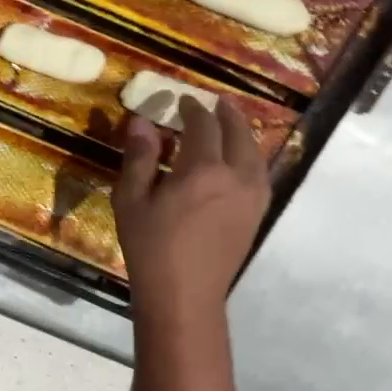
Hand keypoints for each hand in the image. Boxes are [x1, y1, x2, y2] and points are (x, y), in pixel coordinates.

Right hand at [115, 97, 270, 318]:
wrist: (184, 292)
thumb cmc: (149, 245)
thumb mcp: (131, 199)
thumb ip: (139, 158)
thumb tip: (142, 121)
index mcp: (202, 170)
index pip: (203, 127)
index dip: (192, 109)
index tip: (182, 98)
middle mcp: (236, 177)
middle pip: (238, 135)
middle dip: (226, 115)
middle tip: (215, 102)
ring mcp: (253, 196)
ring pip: (255, 154)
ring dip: (242, 134)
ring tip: (230, 125)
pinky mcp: (257, 213)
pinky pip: (260, 173)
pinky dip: (250, 157)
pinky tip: (240, 161)